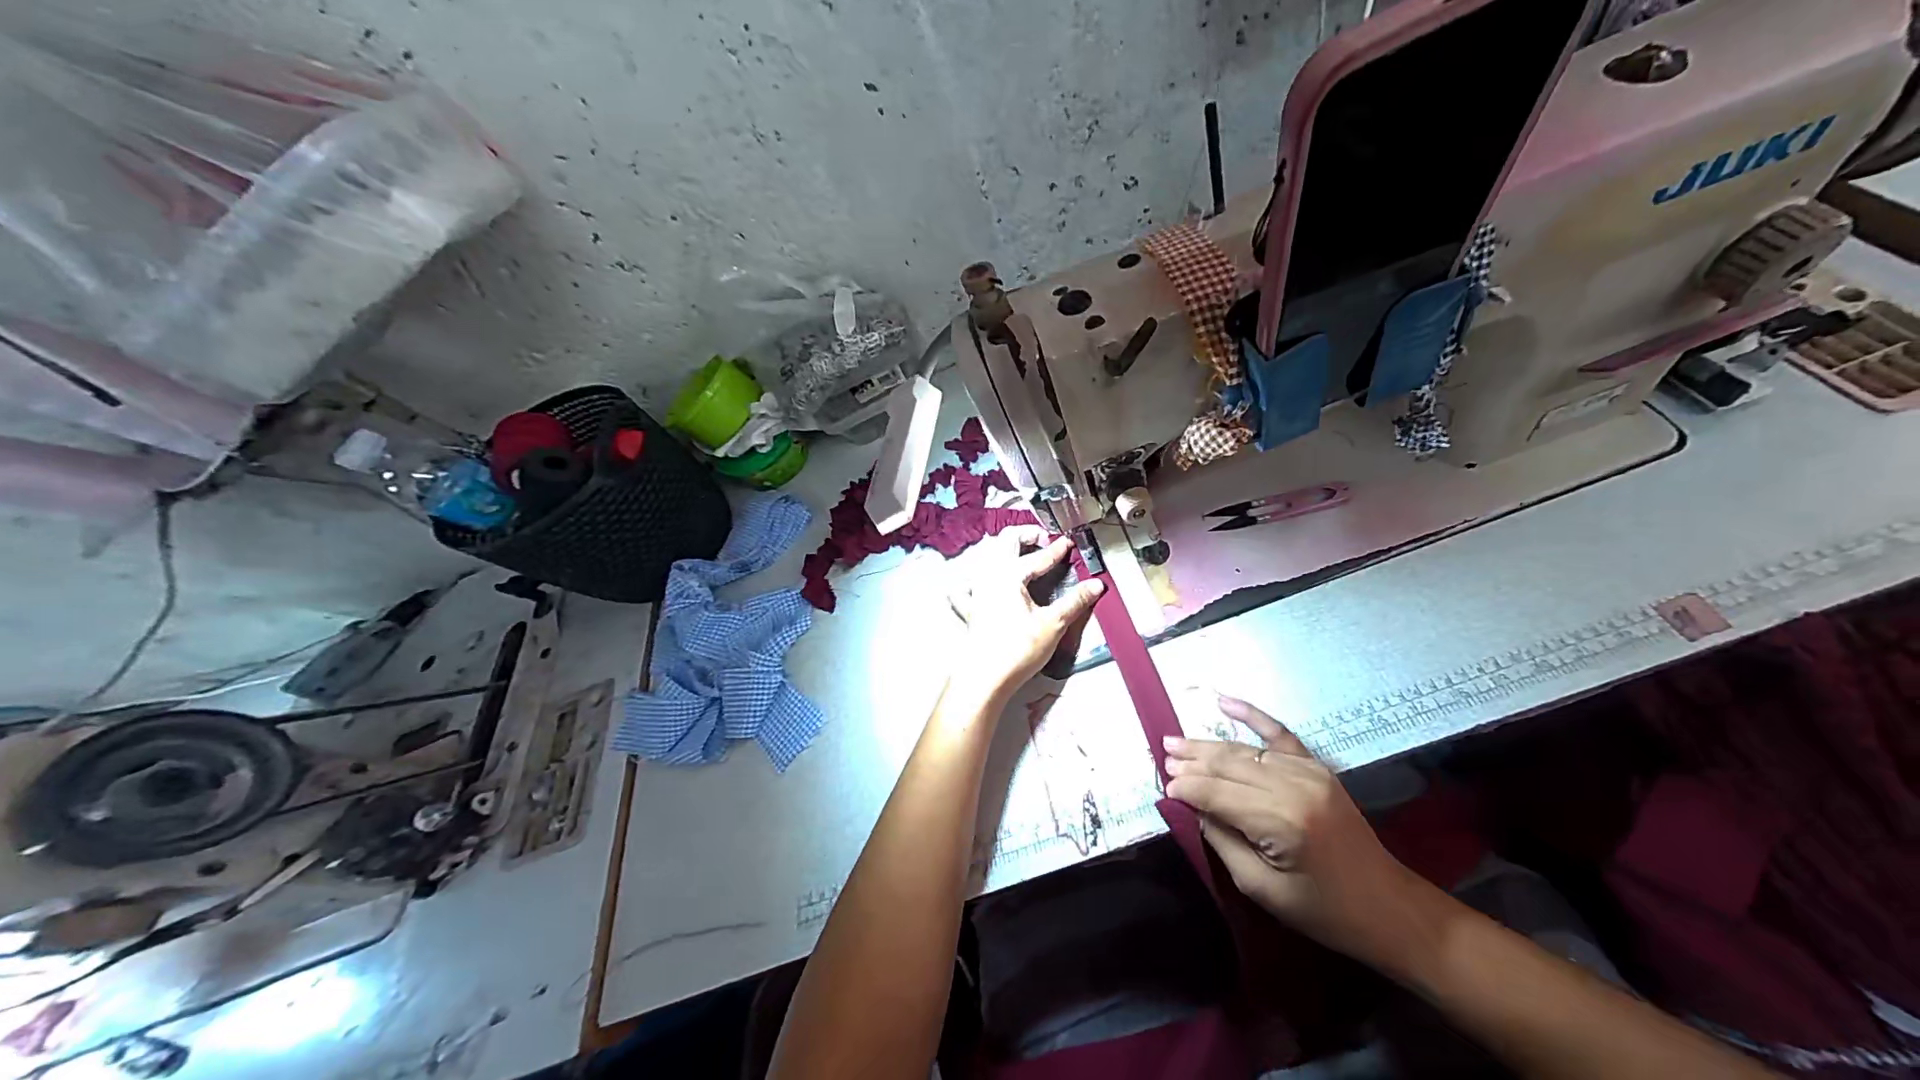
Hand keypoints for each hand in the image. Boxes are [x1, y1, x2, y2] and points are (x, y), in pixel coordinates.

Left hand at [948, 526, 1104, 696]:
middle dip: (1024, 535)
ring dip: (1002, 552)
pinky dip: (974, 581)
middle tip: (1042, 538)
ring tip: (1017, 554)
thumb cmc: (1017, 650)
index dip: (1056, 549)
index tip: (1068, 544)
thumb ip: (1075, 601)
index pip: (1038, 555)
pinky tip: (979, 585)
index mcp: (1009, 575)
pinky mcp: (969, 610)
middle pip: (1004, 543)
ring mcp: (975, 592)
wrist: (985, 677)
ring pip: (985, 559)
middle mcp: (988, 577)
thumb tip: (1095, 586)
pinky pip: (966, 587)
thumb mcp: (1054, 623)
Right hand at [1165, 696, 1438, 970]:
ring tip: (1175, 742)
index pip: (1217, 794)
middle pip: (1228, 765)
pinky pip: (1279, 734)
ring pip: (1245, 750)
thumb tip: (1190, 805)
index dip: (1186, 789)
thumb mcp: (1261, 887)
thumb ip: (1222, 839)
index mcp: (1280, 822)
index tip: (1162, 788)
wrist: (1390, 907)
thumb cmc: (1324, 910)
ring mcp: (1309, 772)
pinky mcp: (1318, 768)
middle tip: (1161, 757)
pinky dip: (1252, 715)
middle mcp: (1294, 787)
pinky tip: (1224, 702)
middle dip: (1191, 761)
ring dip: (1208, 746)